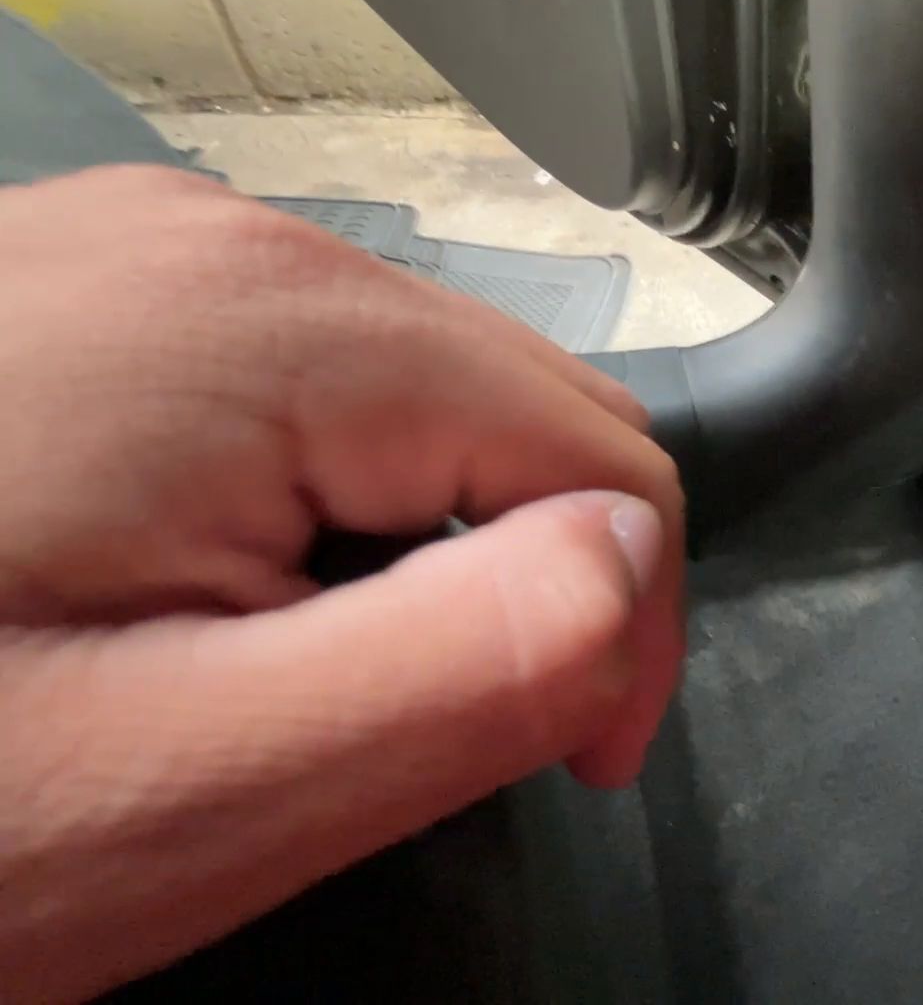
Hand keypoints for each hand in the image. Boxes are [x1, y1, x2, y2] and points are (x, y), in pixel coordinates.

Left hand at [0, 166, 685, 1000]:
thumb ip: (463, 660)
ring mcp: (204, 273)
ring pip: (485, 420)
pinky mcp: (163, 319)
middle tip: (491, 719)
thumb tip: (631, 557)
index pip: (614, 460)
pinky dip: (405, 518)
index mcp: (299, 328)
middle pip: (558, 422)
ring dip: (486, 551)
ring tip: (379, 666)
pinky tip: (307, 594)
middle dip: (570, 574)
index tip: (588, 748)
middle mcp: (267, 256)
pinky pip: (389, 417)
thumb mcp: (165, 789)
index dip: (636, 611)